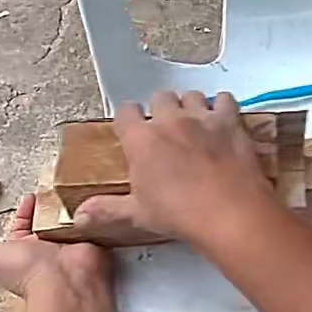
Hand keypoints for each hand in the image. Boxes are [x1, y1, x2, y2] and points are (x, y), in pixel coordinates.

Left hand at [0, 194, 109, 296]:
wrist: (64, 276)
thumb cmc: (28, 270)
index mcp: (24, 251)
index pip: (25, 226)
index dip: (26, 211)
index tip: (32, 196)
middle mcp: (49, 248)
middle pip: (48, 220)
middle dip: (49, 206)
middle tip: (52, 191)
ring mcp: (72, 243)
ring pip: (69, 218)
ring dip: (70, 207)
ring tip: (69, 192)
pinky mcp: (92, 237)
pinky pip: (90, 219)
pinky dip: (88, 211)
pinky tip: (86, 201)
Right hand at [70, 90, 279, 247]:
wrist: (229, 211)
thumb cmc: (180, 213)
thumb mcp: (138, 213)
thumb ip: (107, 209)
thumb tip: (80, 215)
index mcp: (141, 138)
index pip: (125, 112)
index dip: (130, 119)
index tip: (134, 130)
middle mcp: (170, 120)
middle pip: (161, 97)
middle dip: (162, 109)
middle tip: (168, 129)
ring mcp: (202, 118)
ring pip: (192, 95)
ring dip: (191, 105)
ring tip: (195, 122)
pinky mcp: (231, 122)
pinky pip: (225, 99)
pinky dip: (223, 105)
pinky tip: (223, 118)